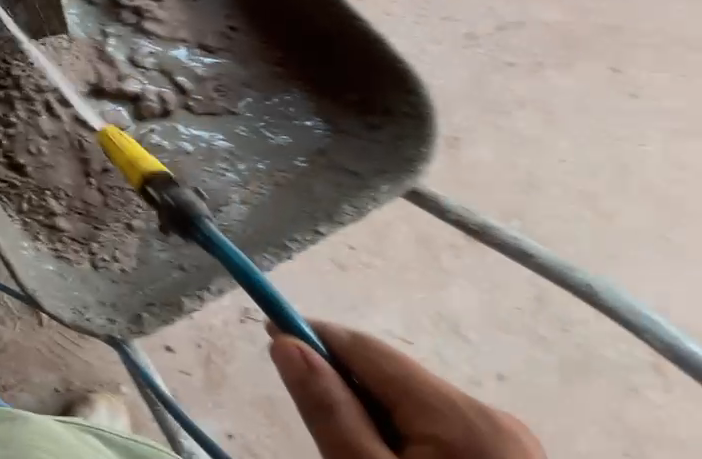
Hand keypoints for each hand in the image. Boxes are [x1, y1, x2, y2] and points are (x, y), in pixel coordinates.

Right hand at [271, 322, 545, 458]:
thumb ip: (327, 409)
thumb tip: (286, 344)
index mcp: (461, 414)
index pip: (366, 349)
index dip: (313, 337)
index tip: (268, 336)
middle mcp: (495, 420)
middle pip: (392, 380)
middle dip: (347, 391)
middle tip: (319, 433)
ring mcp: (515, 450)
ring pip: (415, 410)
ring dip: (375, 421)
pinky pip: (443, 437)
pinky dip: (407, 444)